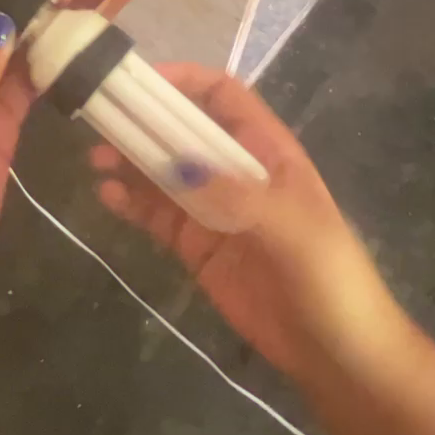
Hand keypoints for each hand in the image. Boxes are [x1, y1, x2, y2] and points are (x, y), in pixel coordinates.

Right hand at [90, 64, 415, 379]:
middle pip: (183, 130)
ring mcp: (212, 208)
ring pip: (163, 170)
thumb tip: (178, 164)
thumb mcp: (294, 231)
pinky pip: (157, 213)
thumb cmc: (330, 279)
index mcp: (267, 152)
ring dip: (130, 159)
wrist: (337, 354)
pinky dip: (131, 201)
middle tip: (102, 122)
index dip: (186, 81)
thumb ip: (238, 196)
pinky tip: (107, 197)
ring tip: (97, 160)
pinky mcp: (195, 244)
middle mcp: (235, 171)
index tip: (142, 82)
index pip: (223, 97)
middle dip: (144, 121)